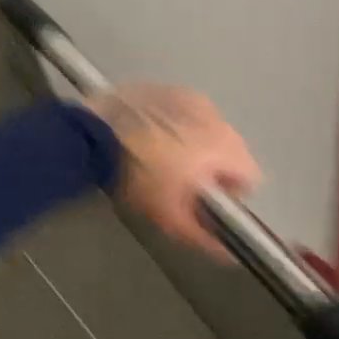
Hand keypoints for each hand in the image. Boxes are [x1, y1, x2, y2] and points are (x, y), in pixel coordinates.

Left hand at [86, 84, 261, 257]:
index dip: (228, 192)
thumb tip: (228, 252)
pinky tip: (146, 133)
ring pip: (203, 126)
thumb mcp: (171, 218)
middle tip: (176, 179)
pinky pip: (177, 109)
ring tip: (159, 155)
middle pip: (228, 148)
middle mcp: (213, 114)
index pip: (249, 176)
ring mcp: (184, 94)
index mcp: (225, 145)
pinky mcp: (158, 85)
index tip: (203, 199)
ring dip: (191, 141)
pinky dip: (169, 121)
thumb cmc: (136, 176)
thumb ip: (207, 238)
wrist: (89, 133)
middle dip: (209, 165)